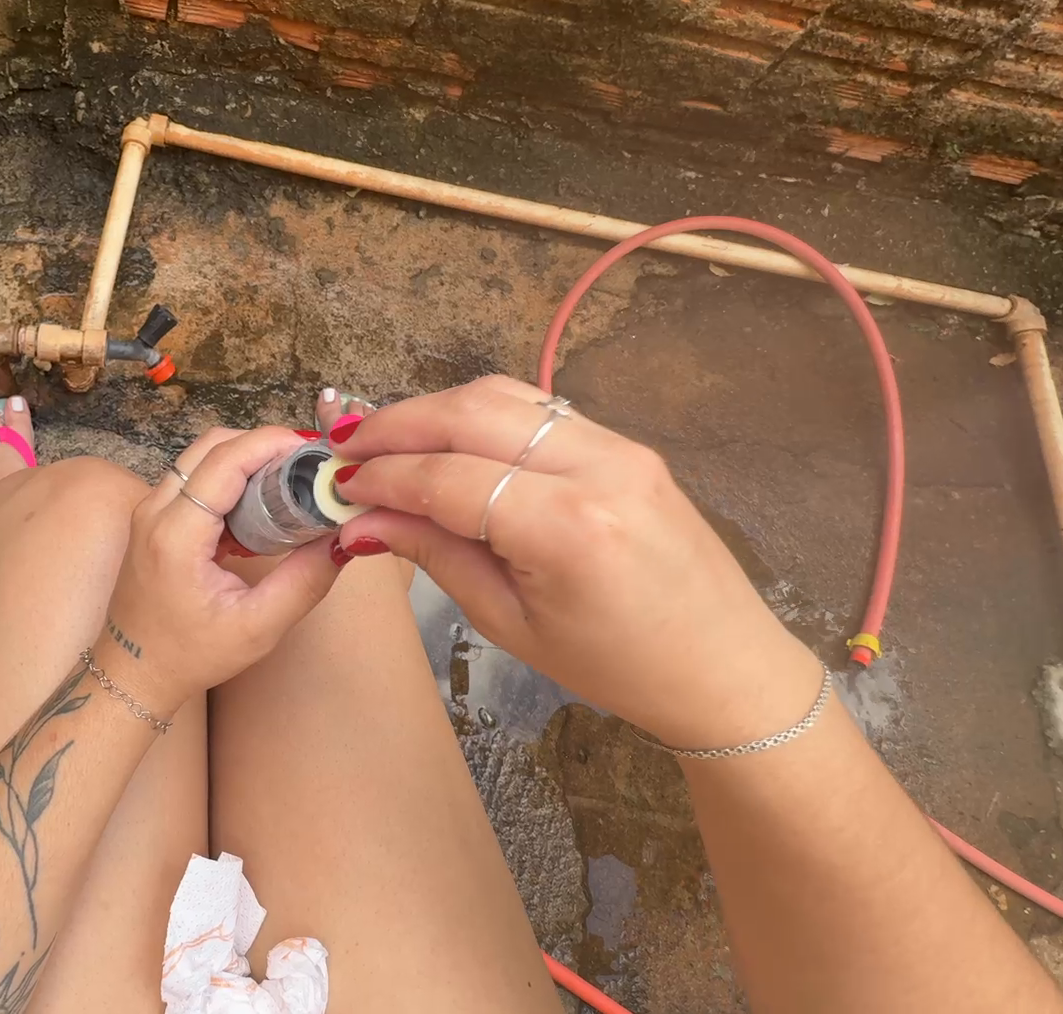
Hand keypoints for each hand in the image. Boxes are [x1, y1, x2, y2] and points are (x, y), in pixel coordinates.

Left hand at [98, 427, 346, 713]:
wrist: (134, 671)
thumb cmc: (190, 655)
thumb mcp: (258, 627)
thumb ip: (305, 581)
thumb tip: (345, 538)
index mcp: (175, 535)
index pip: (224, 460)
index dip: (271, 443)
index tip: (313, 450)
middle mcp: (153, 511)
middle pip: (211, 445)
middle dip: (262, 444)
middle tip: (306, 465)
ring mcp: (147, 510)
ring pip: (199, 457)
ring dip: (244, 458)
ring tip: (287, 482)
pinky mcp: (151, 517)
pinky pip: (192, 477)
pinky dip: (228, 477)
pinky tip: (258, 506)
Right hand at [332, 375, 819, 749]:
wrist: (724, 666)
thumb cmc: (613, 666)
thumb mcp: (507, 622)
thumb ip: (433, 554)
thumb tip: (360, 522)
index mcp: (568, 527)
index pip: (447, 478)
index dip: (382, 477)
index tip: (338, 485)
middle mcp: (596, 465)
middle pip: (470, 412)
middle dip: (395, 423)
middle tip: (344, 444)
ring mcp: (617, 444)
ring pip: (500, 394)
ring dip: (431, 409)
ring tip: (383, 436)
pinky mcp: (622, 441)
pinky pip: (532, 407)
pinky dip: (474, 413)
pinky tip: (442, 436)